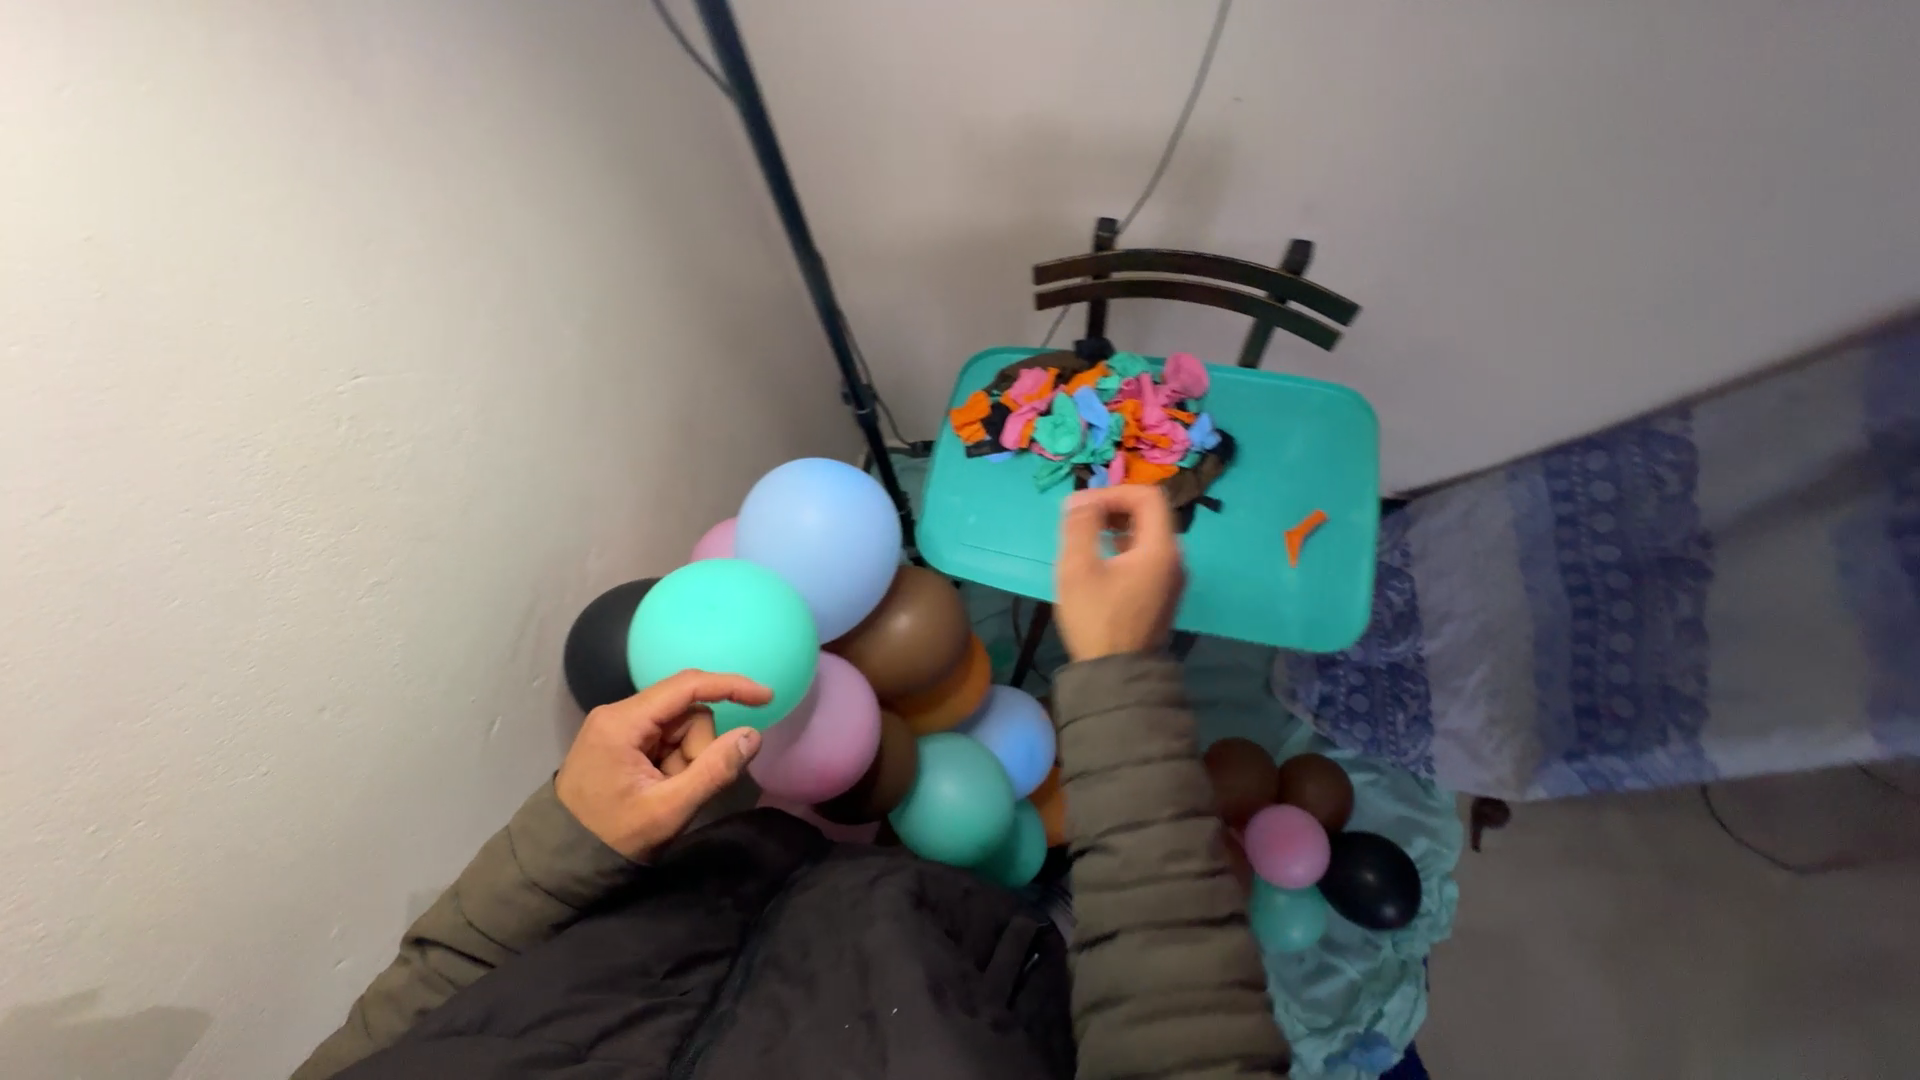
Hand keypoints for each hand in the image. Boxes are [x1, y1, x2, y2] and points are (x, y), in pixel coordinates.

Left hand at [556, 670, 768, 859]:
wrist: (557, 865)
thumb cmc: (610, 839)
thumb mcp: (668, 811)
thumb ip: (714, 772)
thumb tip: (752, 736)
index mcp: (623, 722)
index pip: (688, 686)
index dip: (731, 686)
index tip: (766, 698)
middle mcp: (619, 714)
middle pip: (688, 711)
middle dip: (699, 748)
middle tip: (684, 788)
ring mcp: (620, 727)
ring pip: (682, 726)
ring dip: (688, 759)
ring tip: (667, 793)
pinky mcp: (624, 740)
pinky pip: (668, 738)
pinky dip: (677, 762)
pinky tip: (662, 786)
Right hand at [1054, 485, 1185, 660]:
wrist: (1117, 676)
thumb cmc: (1097, 620)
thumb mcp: (1078, 569)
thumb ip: (1080, 526)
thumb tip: (1080, 500)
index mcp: (1161, 549)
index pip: (1147, 497)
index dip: (1113, 492)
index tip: (1083, 506)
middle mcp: (1174, 559)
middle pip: (1150, 514)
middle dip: (1113, 507)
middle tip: (1080, 518)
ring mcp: (1171, 578)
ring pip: (1147, 535)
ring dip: (1117, 526)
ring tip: (1085, 536)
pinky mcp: (1162, 594)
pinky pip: (1146, 555)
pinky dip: (1124, 546)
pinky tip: (1098, 560)